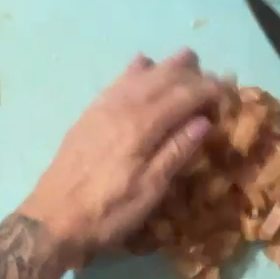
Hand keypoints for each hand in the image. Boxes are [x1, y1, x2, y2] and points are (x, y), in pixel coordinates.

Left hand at [19, 50, 220, 261]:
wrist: (52, 220)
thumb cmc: (107, 213)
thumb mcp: (149, 191)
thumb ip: (175, 153)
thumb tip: (203, 122)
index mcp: (141, 128)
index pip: (182, 97)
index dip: (207, 90)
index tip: (227, 90)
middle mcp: (121, 109)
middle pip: (161, 79)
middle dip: (189, 73)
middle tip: (213, 74)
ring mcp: (101, 109)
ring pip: (138, 76)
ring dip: (164, 66)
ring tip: (185, 58)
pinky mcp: (88, 115)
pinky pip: (116, 82)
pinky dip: (134, 70)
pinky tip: (141, 64)